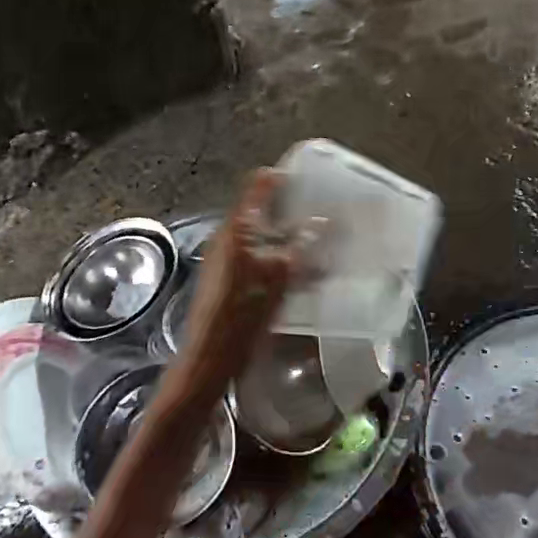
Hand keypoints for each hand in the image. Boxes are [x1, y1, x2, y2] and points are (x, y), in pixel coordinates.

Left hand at [167, 169, 302, 396]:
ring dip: (289, 240)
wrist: (211, 357)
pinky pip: (259, 260)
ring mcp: (226, 261)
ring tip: (323, 248)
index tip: (314, 183)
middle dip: (293, 213)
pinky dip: (280, 260)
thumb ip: (300, 247)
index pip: (259, 185)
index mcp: (237, 228)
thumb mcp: (279, 278)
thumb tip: (321, 223)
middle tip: (327, 219)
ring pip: (262, 238)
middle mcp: (228, 238)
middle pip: (262, 212)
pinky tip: (304, 276)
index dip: (285, 179)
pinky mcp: (230, 282)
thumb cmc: (243, 314)